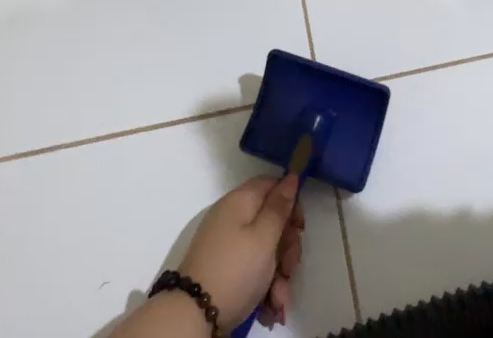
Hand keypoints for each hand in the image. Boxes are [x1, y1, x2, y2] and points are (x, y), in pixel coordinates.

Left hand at [178, 174, 304, 328]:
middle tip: (290, 269)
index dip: (291, 202)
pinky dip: (264, 286)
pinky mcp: (225, 269)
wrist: (193, 315)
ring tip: (279, 300)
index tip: (300, 228)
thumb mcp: (264, 237)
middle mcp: (232, 219)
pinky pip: (252, 269)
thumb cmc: (235, 270)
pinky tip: (270, 308)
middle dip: (287, 248)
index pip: (272, 185)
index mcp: (240, 202)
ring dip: (278, 274)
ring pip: (265, 250)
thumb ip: (280, 207)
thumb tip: (291, 177)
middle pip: (271, 221)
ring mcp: (227, 245)